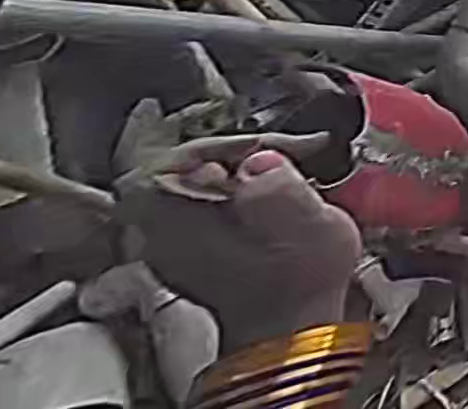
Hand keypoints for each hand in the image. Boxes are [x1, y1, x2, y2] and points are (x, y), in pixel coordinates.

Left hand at [117, 135, 362, 351]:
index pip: (165, 165)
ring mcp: (180, 246)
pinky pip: (210, 203)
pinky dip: (243, 186)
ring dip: (242, 167)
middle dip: (235, 151)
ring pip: (195, 186)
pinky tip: (280, 188)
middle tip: (288, 148)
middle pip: (179, 172)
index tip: (265, 144)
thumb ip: (276, 187)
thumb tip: (260, 158)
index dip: (215, 144)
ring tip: (293, 163)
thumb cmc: (301, 274)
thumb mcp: (303, 222)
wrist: (296, 324)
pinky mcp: (202, 250)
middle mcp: (164, 236)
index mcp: (180, 227)